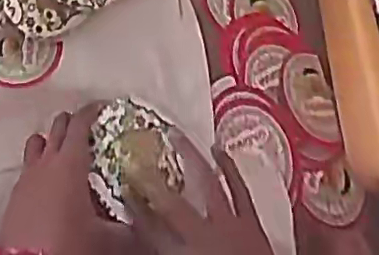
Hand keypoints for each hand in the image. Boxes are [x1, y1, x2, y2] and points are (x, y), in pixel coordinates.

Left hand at [0, 103, 129, 254]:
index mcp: (70, 161)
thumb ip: (127, 228)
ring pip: (38, 142)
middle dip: (73, 123)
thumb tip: (144, 226)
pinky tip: (49, 187)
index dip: (92, 111)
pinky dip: (39, 168)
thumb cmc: (69, 246)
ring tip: (65, 156)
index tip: (104, 108)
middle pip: (58, 125)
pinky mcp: (14, 195)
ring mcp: (26, 176)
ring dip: (51, 142)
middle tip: (89, 133)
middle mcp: (47, 161)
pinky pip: (27, 168)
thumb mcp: (106, 239)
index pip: (80, 121)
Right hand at [127, 141, 271, 254]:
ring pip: (207, 183)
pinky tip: (219, 149)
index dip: (136, 209)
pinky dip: (229, 167)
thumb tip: (147, 246)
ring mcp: (231, 225)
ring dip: (191, 157)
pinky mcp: (253, 224)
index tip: (124, 190)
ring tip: (177, 135)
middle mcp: (205, 235)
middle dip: (153, 180)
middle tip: (139, 156)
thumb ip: (167, 253)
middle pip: (173, 203)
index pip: (152, 231)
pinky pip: (240, 189)